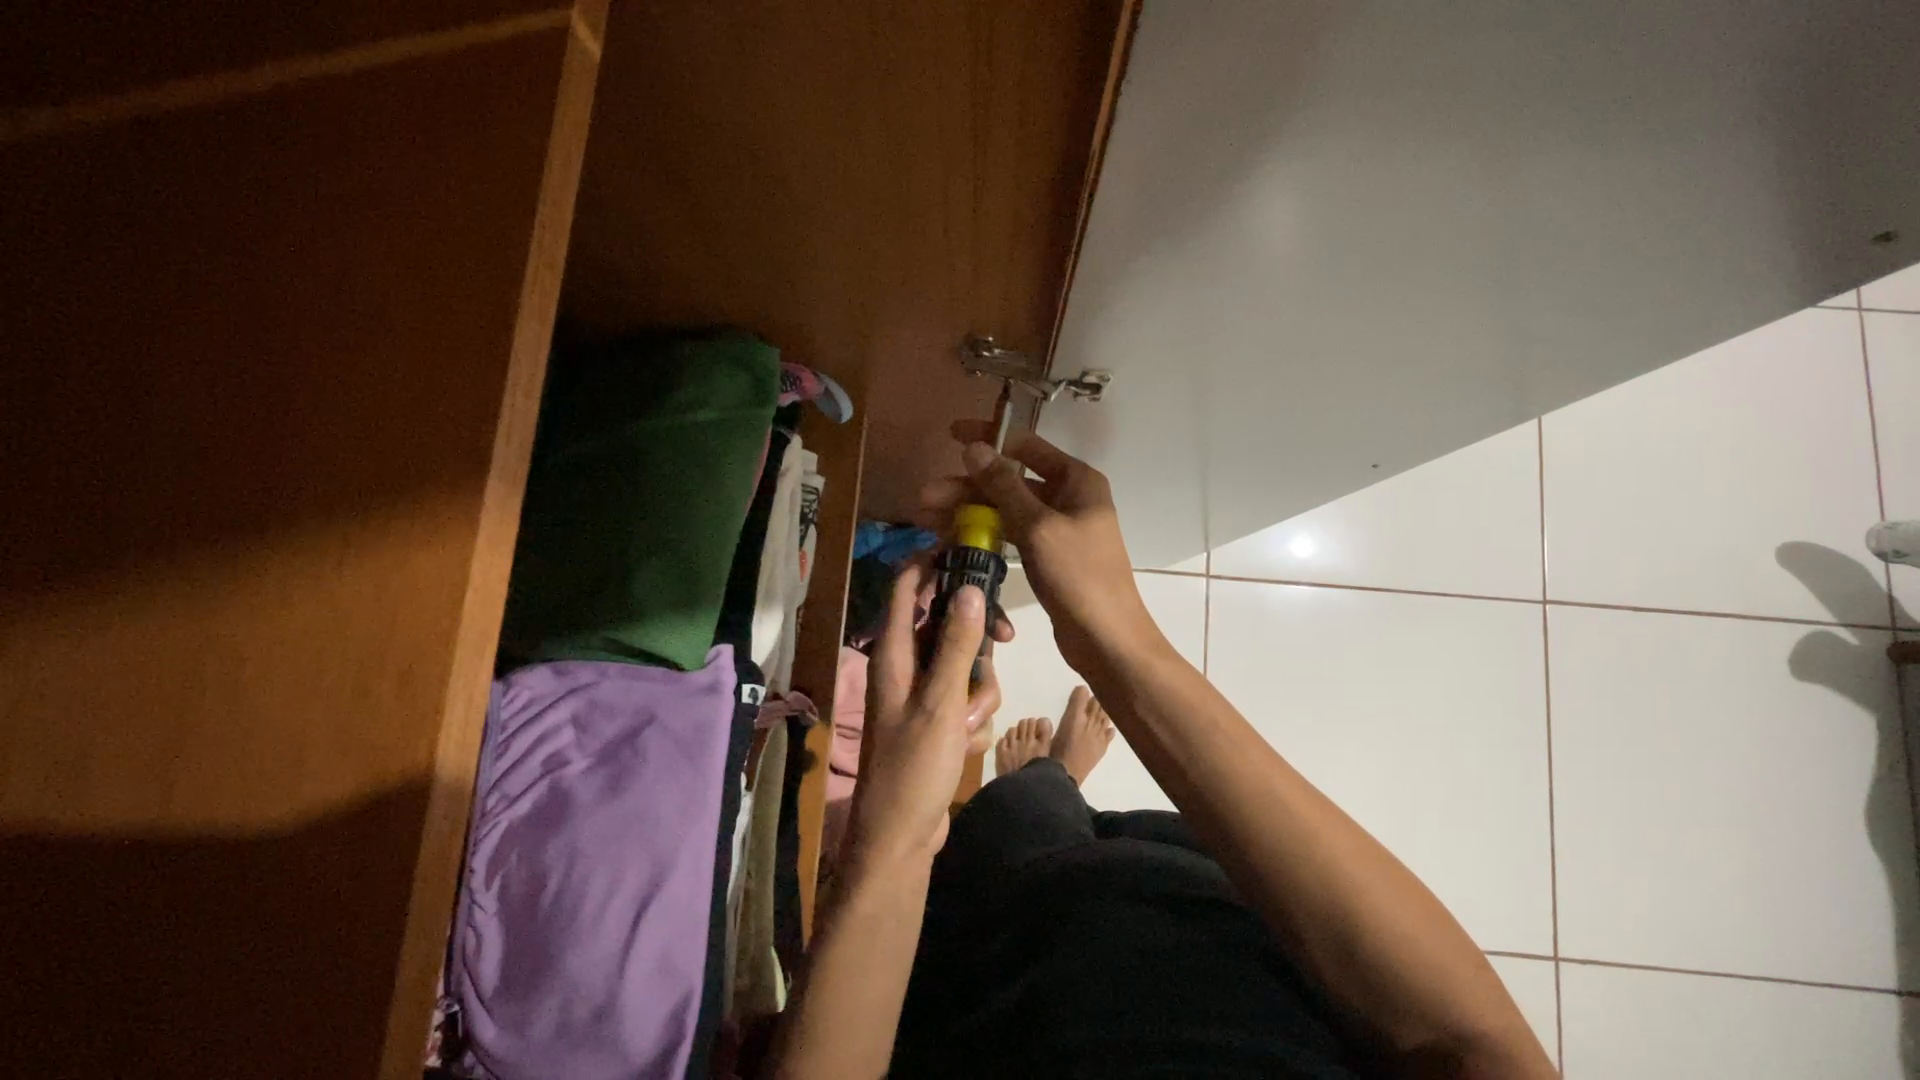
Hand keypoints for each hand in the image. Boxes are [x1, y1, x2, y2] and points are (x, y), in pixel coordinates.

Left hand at [844, 564, 1001, 870]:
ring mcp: (922, 695)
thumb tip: (970, 588)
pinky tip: (965, 745)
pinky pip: (966, 700)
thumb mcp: (942, 703)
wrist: (901, 836)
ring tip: (968, 724)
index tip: (968, 549)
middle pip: (948, 625)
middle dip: (976, 641)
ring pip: (966, 666)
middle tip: (1005, 641)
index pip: (907, 588)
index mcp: (893, 654)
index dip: (931, 561)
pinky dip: (972, 718)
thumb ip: (958, 645)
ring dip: (978, 692)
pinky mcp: (937, 721)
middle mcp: (905, 667)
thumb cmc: (913, 767)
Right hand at [919, 420, 1161, 676]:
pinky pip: (1010, 534)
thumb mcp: (1037, 527)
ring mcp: (1058, 528)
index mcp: (1076, 480)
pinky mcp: (1048, 556)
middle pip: (1009, 480)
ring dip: (968, 512)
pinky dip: (984, 534)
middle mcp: (1068, 497)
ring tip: (926, 521)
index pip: (1025, 446)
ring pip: (1005, 509)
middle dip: (966, 487)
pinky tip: (953, 540)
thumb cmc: (1078, 576)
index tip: (950, 436)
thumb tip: (974, 447)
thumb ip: (1003, 486)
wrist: (1106, 639)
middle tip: (924, 499)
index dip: (987, 438)